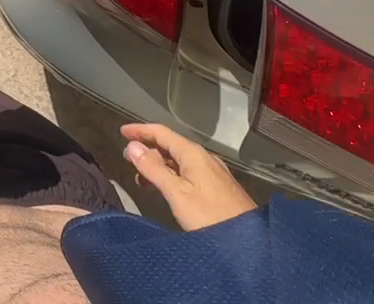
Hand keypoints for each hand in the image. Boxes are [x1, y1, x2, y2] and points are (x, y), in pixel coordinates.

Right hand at [121, 122, 257, 230]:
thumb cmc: (210, 216)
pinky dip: (172, 175)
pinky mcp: (219, 188)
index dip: (140, 130)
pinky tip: (168, 190)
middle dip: (148, 149)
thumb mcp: (177, 193)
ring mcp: (214, 173)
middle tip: (129, 159)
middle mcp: (204, 158)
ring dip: (159, 165)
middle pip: (170, 145)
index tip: (122, 132)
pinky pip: (189, 172)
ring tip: (142, 180)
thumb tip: (133, 146)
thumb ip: (153, 169)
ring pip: (180, 161)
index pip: (161, 132)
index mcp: (193, 153)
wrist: (251, 244)